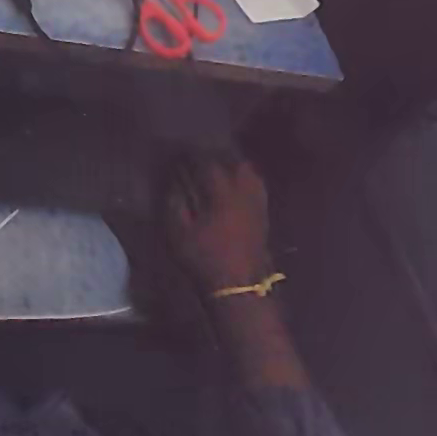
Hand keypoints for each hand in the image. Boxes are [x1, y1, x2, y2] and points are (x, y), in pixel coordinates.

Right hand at [164, 156, 271, 291]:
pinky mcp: (263, 216)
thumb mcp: (178, 233)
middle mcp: (244, 194)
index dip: (193, 154)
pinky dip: (245, 180)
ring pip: (251, 174)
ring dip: (234, 165)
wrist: (238, 286)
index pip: (208, 164)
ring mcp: (258, 205)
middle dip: (218, 155)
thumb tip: (173, 185)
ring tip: (219, 166)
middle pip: (236, 163)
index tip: (180, 150)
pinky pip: (256, 188)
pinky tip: (235, 186)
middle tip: (201, 155)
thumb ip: (174, 204)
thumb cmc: (204, 258)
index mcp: (222, 195)